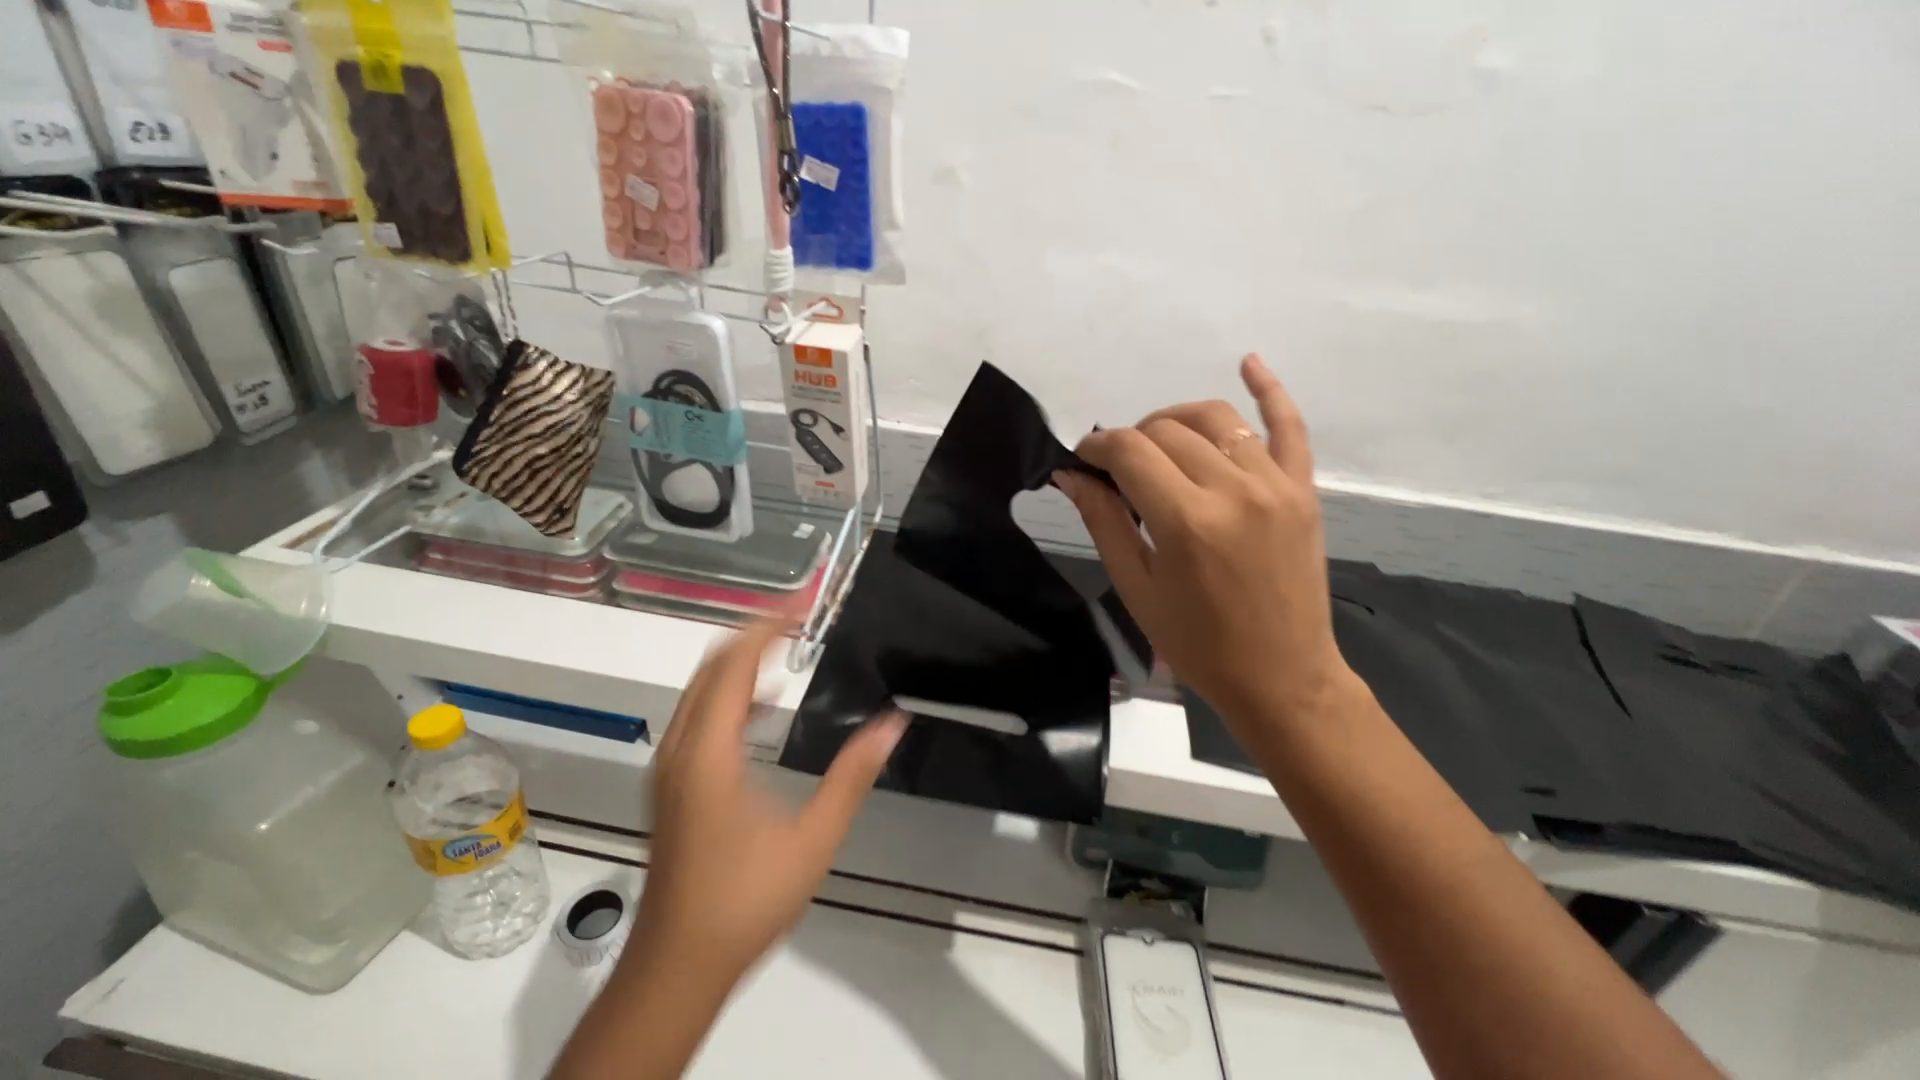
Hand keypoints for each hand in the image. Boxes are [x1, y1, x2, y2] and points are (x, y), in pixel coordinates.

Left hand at [633, 620, 907, 984]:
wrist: (678, 963)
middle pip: (709, 669)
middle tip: (800, 617)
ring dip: (739, 665)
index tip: (804, 601)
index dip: (767, 625)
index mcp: (709, 753)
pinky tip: (763, 711)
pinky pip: (696, 719)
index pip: (733, 664)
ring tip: (788, 653)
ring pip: (699, 693)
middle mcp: (679, 750)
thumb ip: (853, 775)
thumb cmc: (747, 901)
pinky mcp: (669, 788)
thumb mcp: (814, 838)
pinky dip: (728, 697)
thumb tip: (893, 723)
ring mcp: (667, 770)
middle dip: (752, 634)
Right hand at [1054, 354, 1351, 734]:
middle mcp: (1234, 490)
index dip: (1097, 447)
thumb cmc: (1199, 643)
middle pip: (1168, 432)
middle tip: (1117, 468)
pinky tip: (1249, 361)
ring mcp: (1275, 485)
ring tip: (1158, 443)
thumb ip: (1105, 522)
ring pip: (1217, 419)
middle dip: (1131, 440)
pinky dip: (1270, 390)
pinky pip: (1290, 426)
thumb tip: (1071, 475)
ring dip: (1177, 420)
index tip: (1083, 459)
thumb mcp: (1138, 589)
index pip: (1130, 452)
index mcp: (1187, 521)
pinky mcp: (1303, 489)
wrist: (1282, 676)